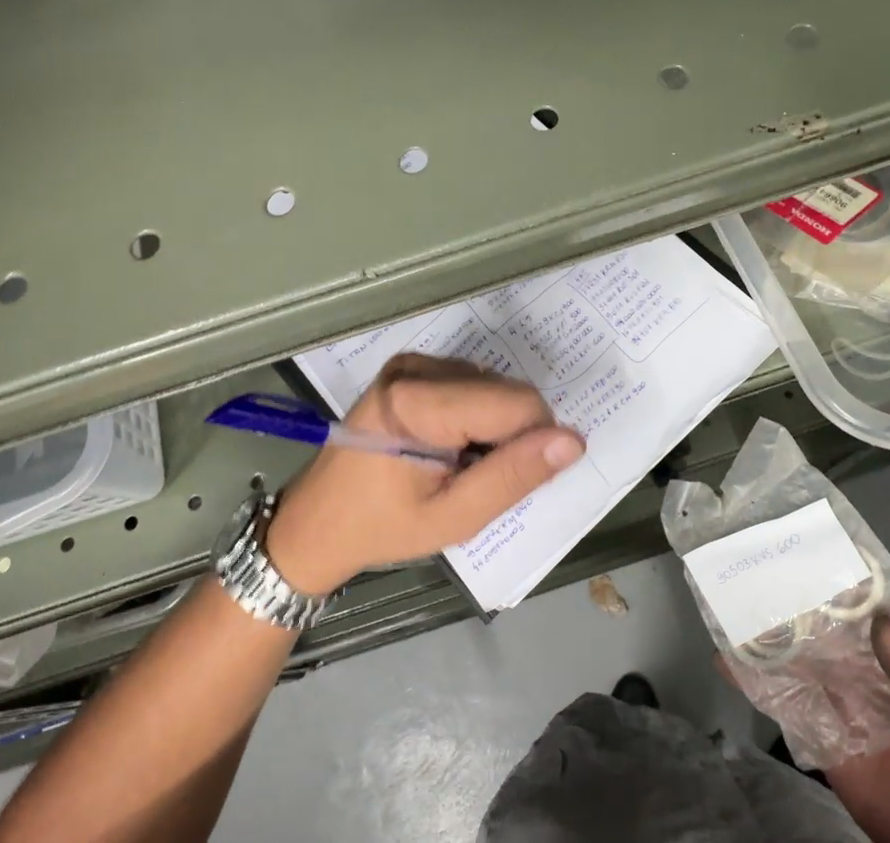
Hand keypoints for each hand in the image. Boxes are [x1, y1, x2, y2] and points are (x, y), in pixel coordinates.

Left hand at [266, 354, 586, 594]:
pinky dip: (475, 416)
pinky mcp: (409, 368)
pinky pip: (472, 383)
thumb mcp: (454, 518)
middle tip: (472, 478)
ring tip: (456, 465)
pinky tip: (447, 447)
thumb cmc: (382, 527)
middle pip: (507, 391)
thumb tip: (572, 441)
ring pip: (494, 387)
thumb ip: (513, 477)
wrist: (316, 522)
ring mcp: (410, 364)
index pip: (520, 404)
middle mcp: (415, 369)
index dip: (531, 445)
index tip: (500, 481)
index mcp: (420, 403)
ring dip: (493, 427)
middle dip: (510, 437)